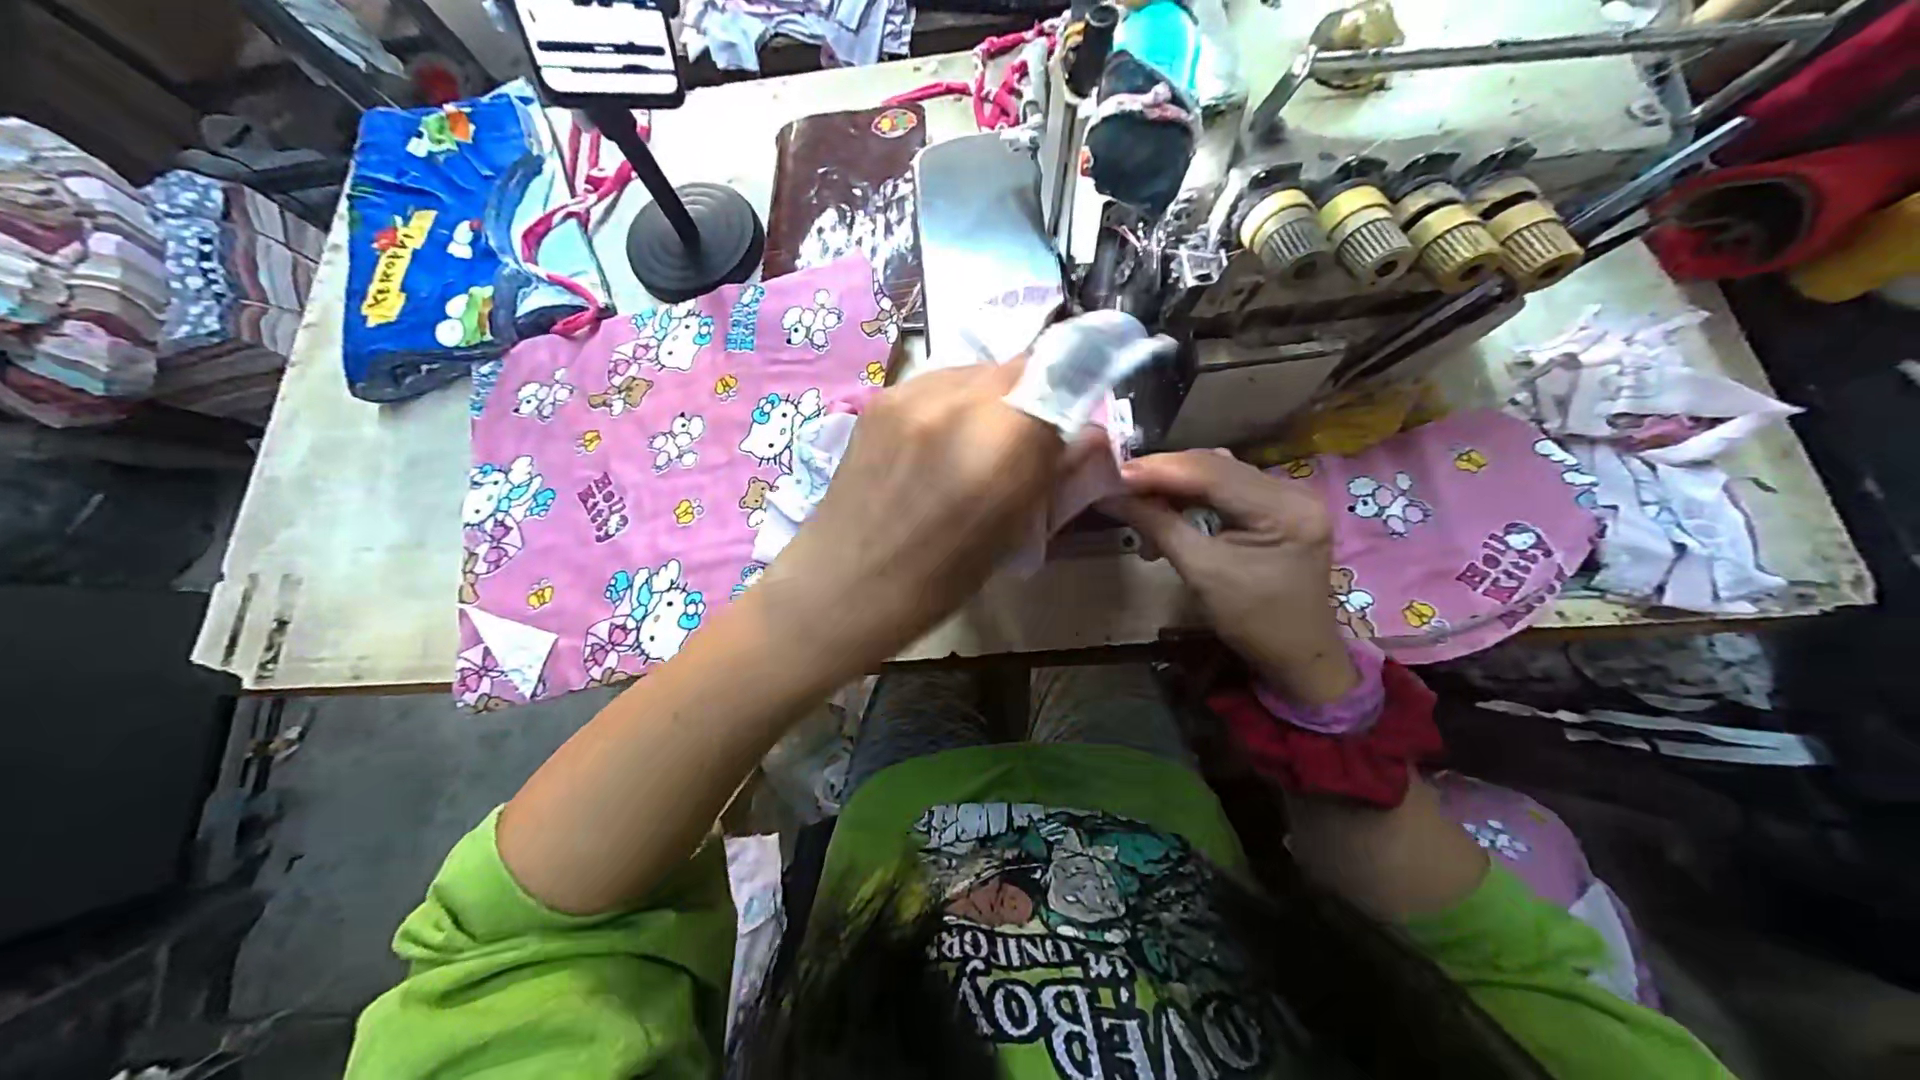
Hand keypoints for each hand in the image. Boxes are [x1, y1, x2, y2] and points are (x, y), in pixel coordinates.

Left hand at [750, 361, 1074, 669]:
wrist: (844, 584)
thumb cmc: (938, 580)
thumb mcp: (1012, 533)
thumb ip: (1051, 471)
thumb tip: (1083, 434)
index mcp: (1003, 443)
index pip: (1062, 377)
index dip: (1076, 389)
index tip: (1073, 417)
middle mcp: (959, 402)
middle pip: (1019, 365)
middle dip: (1033, 392)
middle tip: (1025, 436)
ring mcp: (912, 394)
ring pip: (976, 370)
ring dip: (990, 396)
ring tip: (975, 440)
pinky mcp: (880, 398)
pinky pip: (936, 382)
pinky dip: (951, 403)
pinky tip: (937, 442)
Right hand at [1102, 450, 1357, 703]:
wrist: (1298, 654)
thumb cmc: (1253, 621)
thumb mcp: (1201, 572)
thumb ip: (1158, 525)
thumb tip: (1113, 496)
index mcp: (1282, 508)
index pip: (1210, 472)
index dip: (1157, 470)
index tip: (1113, 475)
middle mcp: (1291, 489)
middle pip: (1214, 466)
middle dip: (1163, 474)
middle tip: (1117, 484)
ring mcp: (1288, 495)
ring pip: (1218, 473)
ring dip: (1175, 483)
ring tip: (1137, 497)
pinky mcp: (1279, 505)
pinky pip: (1227, 487)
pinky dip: (1192, 494)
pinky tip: (1167, 506)